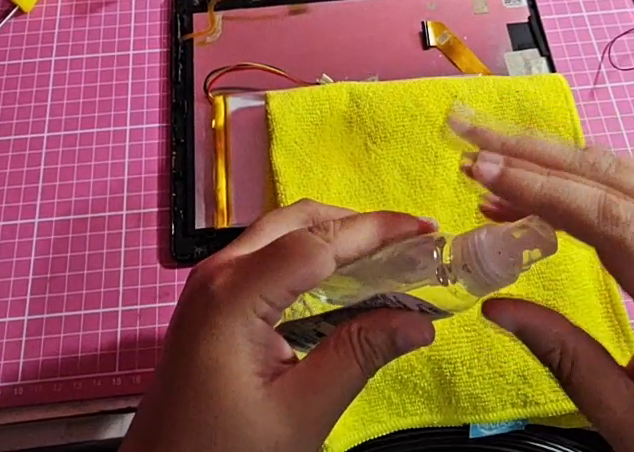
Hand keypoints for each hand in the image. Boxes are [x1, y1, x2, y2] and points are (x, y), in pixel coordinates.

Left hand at [122, 201, 438, 451]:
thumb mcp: (299, 413)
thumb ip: (358, 357)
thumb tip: (417, 322)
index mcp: (234, 295)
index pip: (318, 242)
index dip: (375, 232)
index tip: (422, 232)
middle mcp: (218, 272)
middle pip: (299, 221)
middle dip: (357, 223)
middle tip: (410, 238)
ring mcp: (211, 281)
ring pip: (282, 231)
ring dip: (335, 234)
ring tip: (386, 252)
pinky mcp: (213, 295)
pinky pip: (268, 253)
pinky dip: (311, 253)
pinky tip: (342, 275)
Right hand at [455, 121, 633, 451]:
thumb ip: (571, 366)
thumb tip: (500, 311)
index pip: (611, 219)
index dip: (540, 188)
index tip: (480, 172)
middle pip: (614, 173)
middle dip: (533, 148)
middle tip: (469, 134)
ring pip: (628, 168)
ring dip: (554, 153)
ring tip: (492, 150)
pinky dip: (585, 174)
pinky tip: (548, 179)